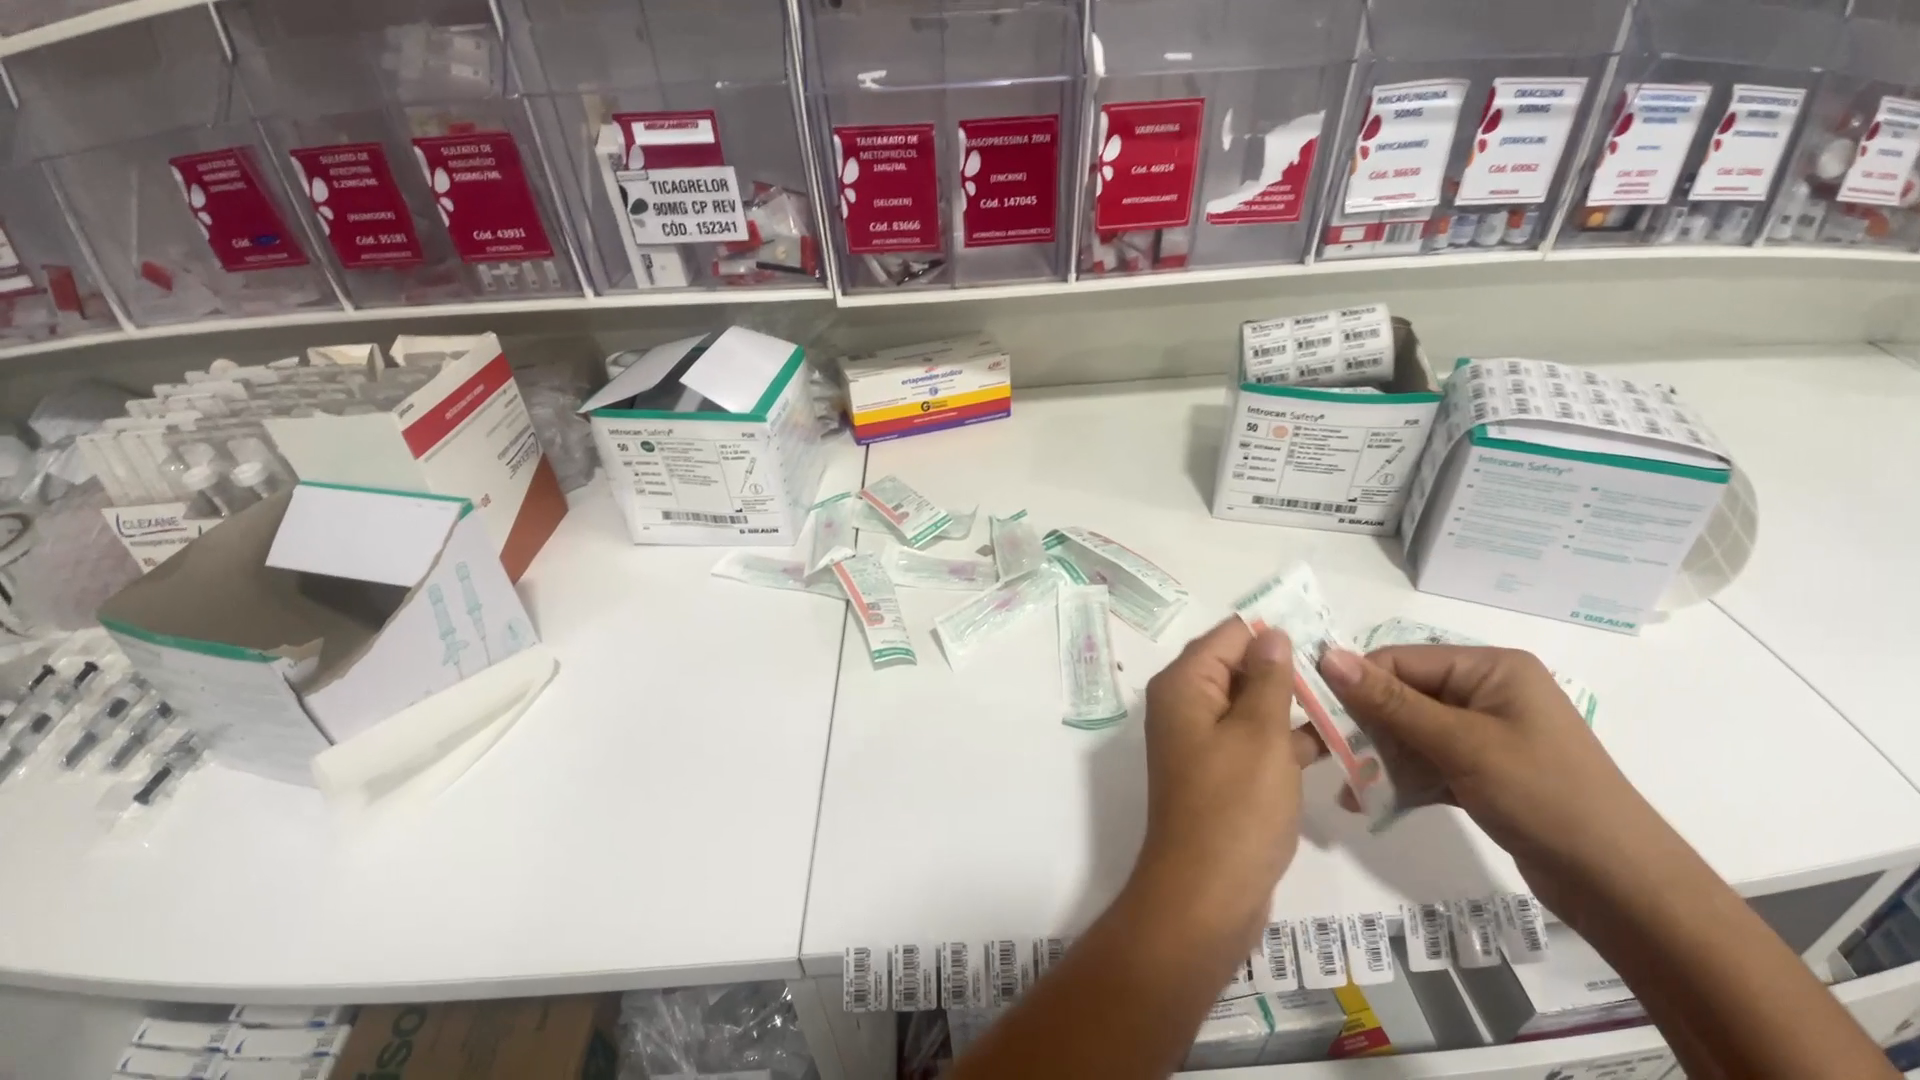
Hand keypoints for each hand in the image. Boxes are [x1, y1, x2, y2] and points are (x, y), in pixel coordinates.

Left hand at [1131, 617, 1321, 947]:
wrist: (1206, 895)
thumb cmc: (1234, 806)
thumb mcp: (1259, 733)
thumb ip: (1268, 679)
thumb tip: (1271, 635)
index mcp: (1184, 686)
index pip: (1228, 636)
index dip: (1272, 632)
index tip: (1323, 633)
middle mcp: (1186, 708)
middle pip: (1239, 669)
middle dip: (1287, 669)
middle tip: (1344, 671)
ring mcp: (1202, 745)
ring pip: (1252, 709)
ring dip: (1293, 708)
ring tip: (1350, 703)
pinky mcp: (1221, 778)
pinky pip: (1255, 745)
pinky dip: (1287, 744)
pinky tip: (1337, 747)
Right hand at [1317, 645, 1674, 914]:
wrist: (1619, 883)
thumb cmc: (1543, 795)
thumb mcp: (1461, 744)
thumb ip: (1391, 702)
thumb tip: (1328, 655)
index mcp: (1491, 668)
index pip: (1401, 660)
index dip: (1357, 684)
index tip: (1315, 716)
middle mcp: (1487, 692)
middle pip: (1403, 696)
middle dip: (1366, 728)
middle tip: (1328, 758)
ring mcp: (1487, 734)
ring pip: (1410, 734)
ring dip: (1379, 760)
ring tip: (1350, 790)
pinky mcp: (1484, 772)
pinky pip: (1428, 764)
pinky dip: (1401, 781)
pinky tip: (1370, 804)